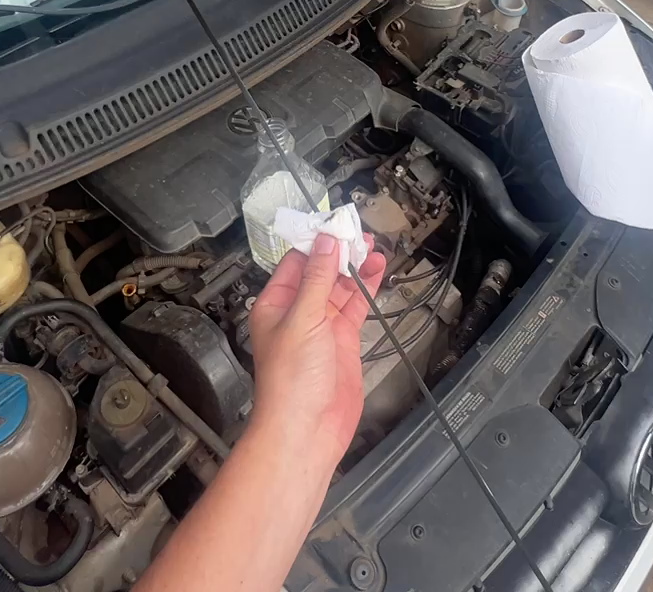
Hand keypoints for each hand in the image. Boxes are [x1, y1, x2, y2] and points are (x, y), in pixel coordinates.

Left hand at [246, 232, 385, 469]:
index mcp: (276, 303)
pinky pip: (355, 305)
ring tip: (372, 246)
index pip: (296, 261)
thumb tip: (325, 243)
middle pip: (320, 270)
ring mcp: (322, 325)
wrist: (307, 430)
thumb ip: (317, 279)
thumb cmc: (290, 382)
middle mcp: (298, 311)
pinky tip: (376, 270)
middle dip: (339, 250)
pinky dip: (366, 287)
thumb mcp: (303, 319)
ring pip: (340, 285)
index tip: (334, 223)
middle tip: (358, 231)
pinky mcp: (343, 339)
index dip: (315, 241)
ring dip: (355, 266)